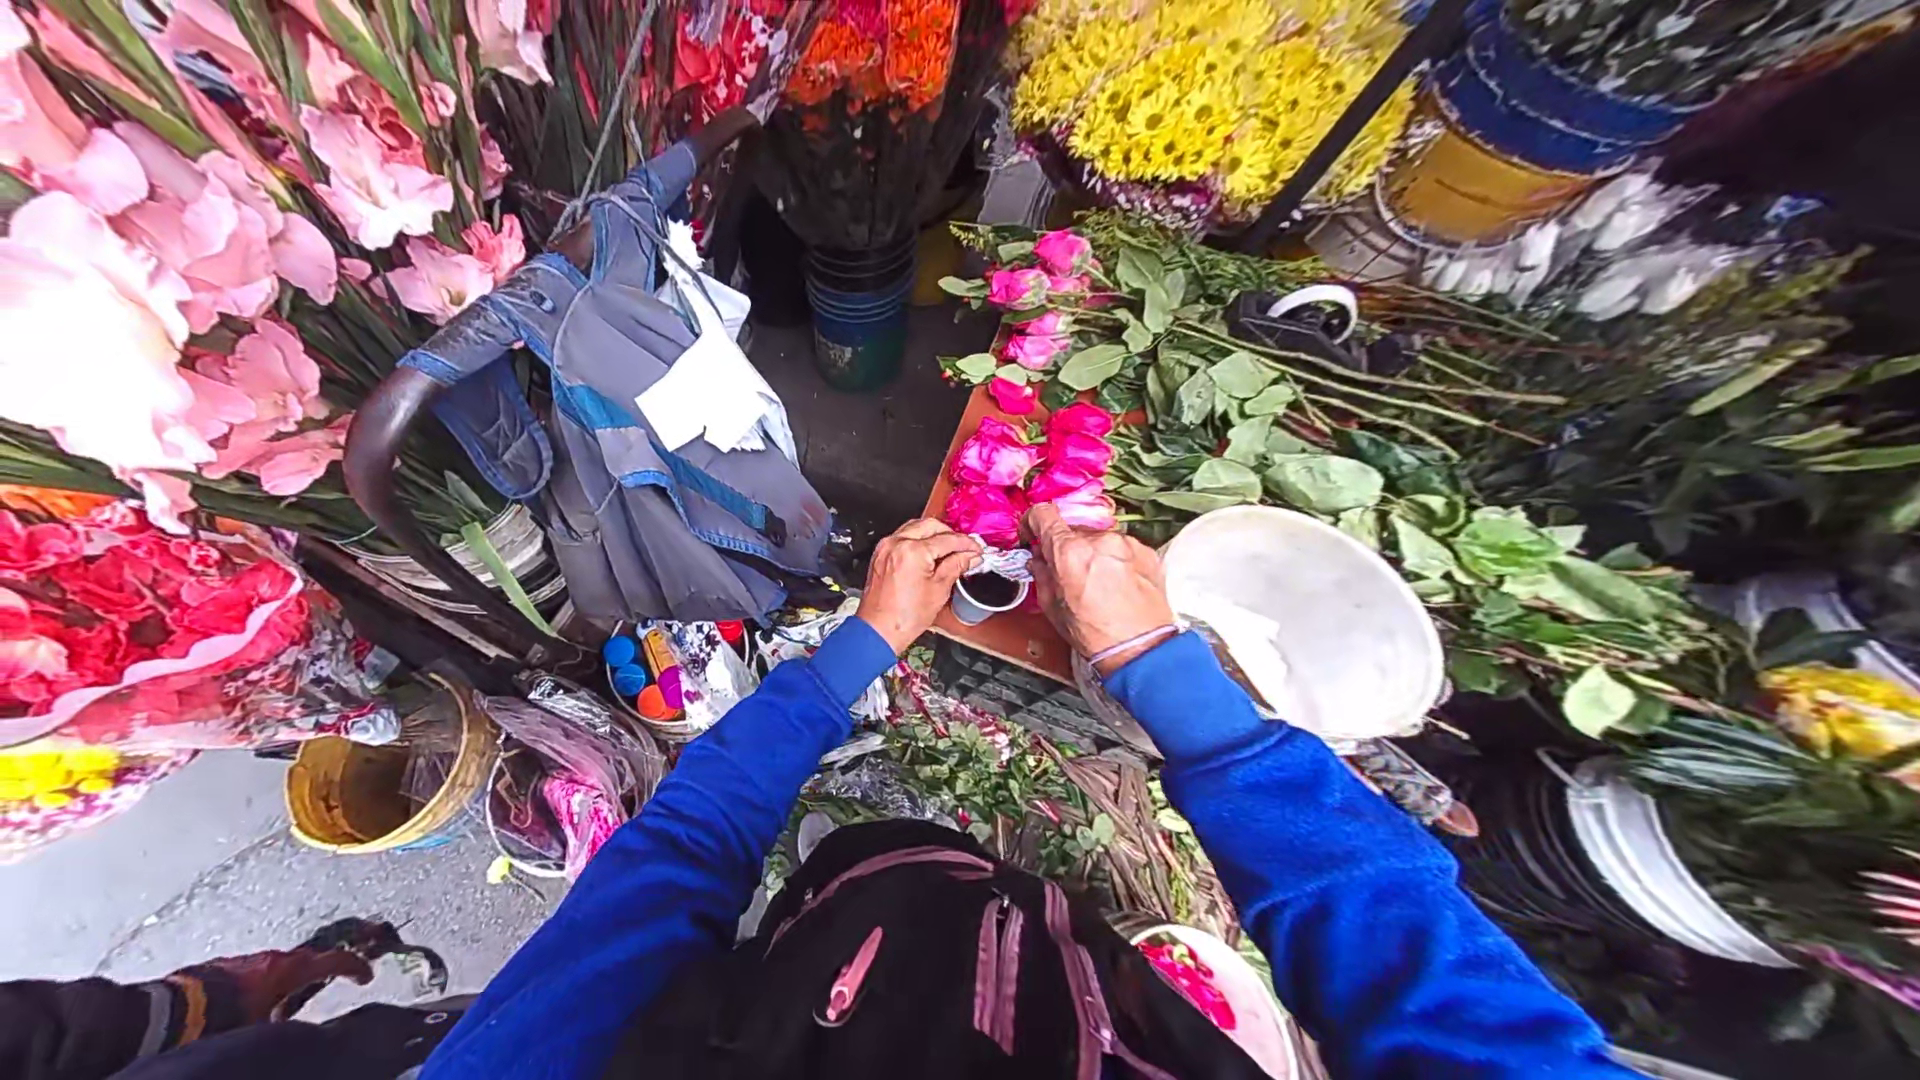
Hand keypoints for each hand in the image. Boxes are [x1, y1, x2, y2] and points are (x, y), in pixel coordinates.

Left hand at [200, 947, 373, 1022]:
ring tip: (273, 1003)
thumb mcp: (255, 1027)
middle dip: (316, 973)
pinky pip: (251, 972)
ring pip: (277, 967)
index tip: (367, 976)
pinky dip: (256, 984)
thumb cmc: (218, 1020)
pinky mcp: (223, 965)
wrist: (163, 1013)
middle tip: (316, 990)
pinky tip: (242, 1002)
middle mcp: (276, 958)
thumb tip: (291, 1028)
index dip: (357, 967)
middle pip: (308, 961)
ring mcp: (248, 959)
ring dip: (282, 981)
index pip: (338, 961)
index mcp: (291, 970)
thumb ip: (279, 1021)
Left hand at [857, 519, 983, 654]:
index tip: (976, 549)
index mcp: (912, 551)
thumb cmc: (903, 617)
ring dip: (934, 535)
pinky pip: (903, 537)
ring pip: (916, 528)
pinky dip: (919, 540)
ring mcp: (886, 548)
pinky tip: (929, 553)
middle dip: (950, 535)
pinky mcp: (881, 554)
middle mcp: (896, 543)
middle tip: (965, 548)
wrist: (878, 631)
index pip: (947, 539)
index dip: (966, 544)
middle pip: (931, 526)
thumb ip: (956, 566)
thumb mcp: (939, 590)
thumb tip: (970, 556)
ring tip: (949, 550)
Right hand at [1025, 503, 1176, 675]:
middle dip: (1066, 548)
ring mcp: (1125, 543)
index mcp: (1069, 551)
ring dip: (1092, 554)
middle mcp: (1099, 540)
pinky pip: (1121, 548)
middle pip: (1072, 530)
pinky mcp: (1145, 551)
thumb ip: (1042, 575)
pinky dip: (1114, 560)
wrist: (1140, 648)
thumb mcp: (1052, 607)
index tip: (1033, 533)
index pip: (1043, 514)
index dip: (1033, 522)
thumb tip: (1039, 561)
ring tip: (1097, 583)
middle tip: (1067, 572)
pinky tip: (1116, 584)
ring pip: (1098, 538)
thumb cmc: (1097, 634)